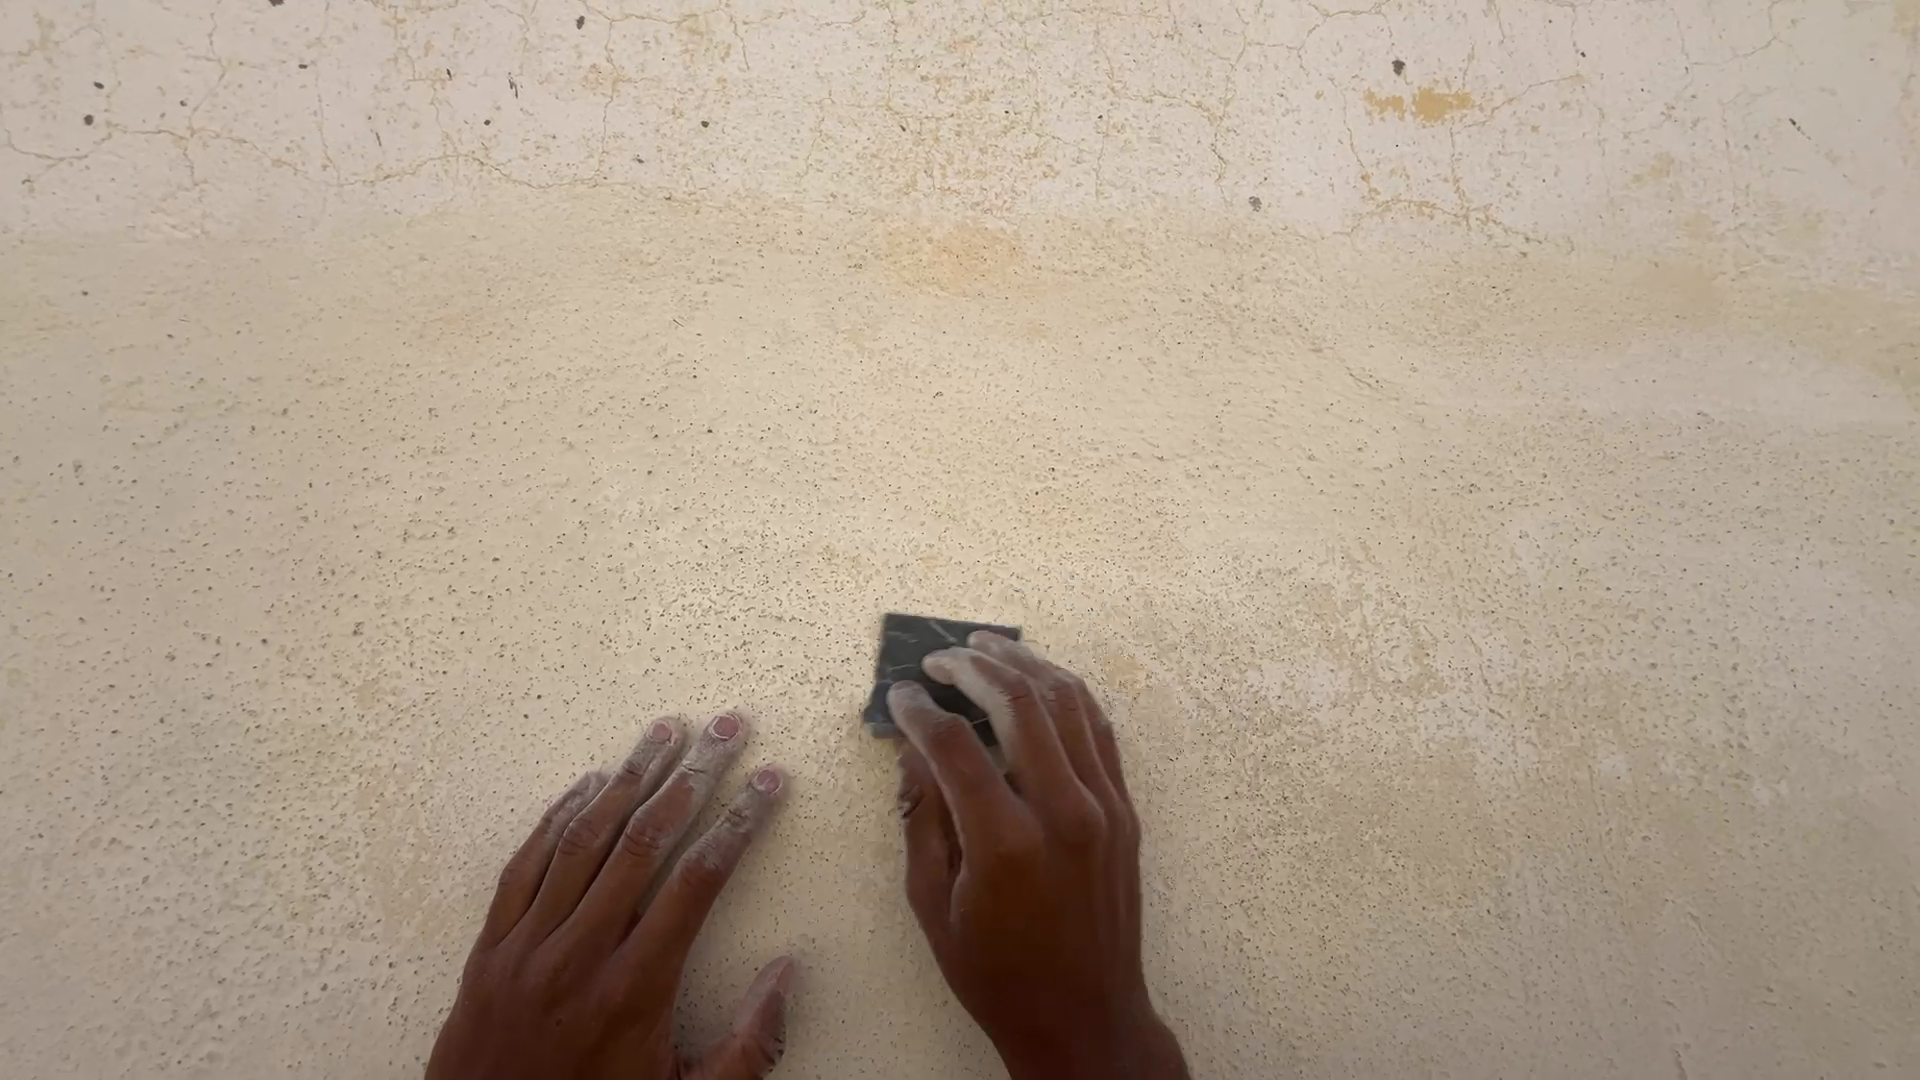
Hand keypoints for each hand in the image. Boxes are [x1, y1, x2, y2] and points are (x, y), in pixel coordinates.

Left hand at [427, 712, 792, 1079]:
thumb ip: (748, 1047)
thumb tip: (786, 970)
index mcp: (633, 991)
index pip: (698, 881)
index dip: (739, 822)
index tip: (769, 781)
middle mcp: (579, 956)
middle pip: (644, 841)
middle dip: (693, 775)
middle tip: (725, 729)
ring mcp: (527, 948)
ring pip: (585, 839)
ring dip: (631, 777)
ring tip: (664, 731)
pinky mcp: (488, 951)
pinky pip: (524, 866)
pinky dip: (559, 816)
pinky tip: (590, 782)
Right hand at [890, 633, 1188, 1079]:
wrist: (1087, 1017)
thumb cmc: (997, 971)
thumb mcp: (932, 903)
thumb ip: (922, 815)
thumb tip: (914, 746)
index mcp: (1007, 843)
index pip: (956, 745)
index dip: (920, 710)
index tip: (900, 695)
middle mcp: (1065, 811)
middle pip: (1019, 702)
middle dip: (972, 666)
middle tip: (939, 656)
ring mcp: (1105, 804)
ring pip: (1067, 700)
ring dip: (1024, 662)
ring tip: (988, 645)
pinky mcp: (1126, 806)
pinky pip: (1099, 726)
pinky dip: (1066, 692)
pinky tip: (1039, 679)